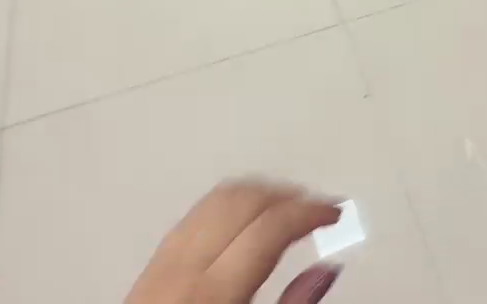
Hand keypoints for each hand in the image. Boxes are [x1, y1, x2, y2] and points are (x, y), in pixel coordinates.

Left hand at [126, 179, 343, 303]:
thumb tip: (327, 268)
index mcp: (213, 294)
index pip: (270, 228)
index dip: (309, 212)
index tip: (335, 212)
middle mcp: (184, 267)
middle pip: (245, 201)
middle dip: (287, 195)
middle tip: (316, 209)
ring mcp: (162, 262)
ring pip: (219, 197)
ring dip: (260, 193)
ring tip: (288, 208)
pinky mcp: (150, 264)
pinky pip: (198, 212)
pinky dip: (231, 203)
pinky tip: (247, 219)